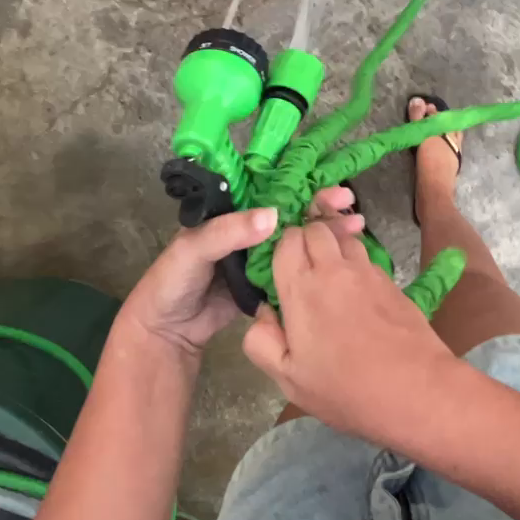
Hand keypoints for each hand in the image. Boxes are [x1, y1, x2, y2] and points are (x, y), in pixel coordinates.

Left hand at [119, 187, 363, 356]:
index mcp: (229, 212)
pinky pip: (294, 269)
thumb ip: (229, 232)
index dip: (298, 185)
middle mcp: (247, 230)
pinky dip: (316, 262)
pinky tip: (341, 256)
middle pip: (289, 212)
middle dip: (319, 206)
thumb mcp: (193, 249)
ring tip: (354, 226)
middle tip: (346, 204)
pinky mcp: (267, 284)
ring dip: (323, 231)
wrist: (164, 334)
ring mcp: (258, 257)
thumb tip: (274, 215)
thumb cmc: (172, 282)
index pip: (269, 190)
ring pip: (296, 239)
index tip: (326, 187)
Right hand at [242, 217, 460, 443]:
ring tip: (331, 276)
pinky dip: (356, 264)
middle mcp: (334, 269)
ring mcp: (366, 271)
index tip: (280, 271)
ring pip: (344, 237)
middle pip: (316, 228)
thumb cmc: (345, 388)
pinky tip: (358, 292)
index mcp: (302, 288)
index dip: (281, 249)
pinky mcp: (390, 279)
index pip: (286, 240)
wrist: (414, 387)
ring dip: (333, 248)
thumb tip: (263, 313)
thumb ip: (262, 342)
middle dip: (306, 240)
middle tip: (304, 269)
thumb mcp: (289, 379)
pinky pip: (367, 258)